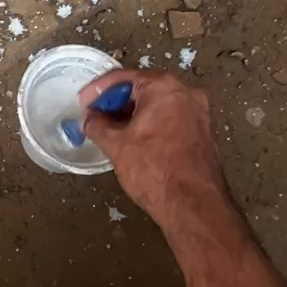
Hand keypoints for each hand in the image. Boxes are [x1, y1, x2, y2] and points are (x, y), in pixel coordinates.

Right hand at [79, 69, 233, 228]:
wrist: (195, 208)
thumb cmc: (154, 169)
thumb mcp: (116, 145)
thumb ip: (97, 125)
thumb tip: (88, 119)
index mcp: (163, 87)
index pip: (122, 78)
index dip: (97, 91)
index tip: (82, 104)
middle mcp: (185, 93)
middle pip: (141, 89)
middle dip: (116, 103)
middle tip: (95, 117)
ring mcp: (198, 114)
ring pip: (157, 105)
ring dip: (132, 115)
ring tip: (112, 132)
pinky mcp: (203, 134)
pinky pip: (170, 119)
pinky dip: (150, 125)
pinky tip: (135, 142)